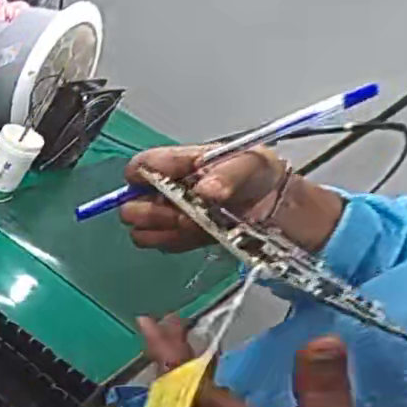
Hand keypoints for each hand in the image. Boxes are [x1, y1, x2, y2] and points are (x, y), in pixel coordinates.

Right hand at [121, 145, 344, 254]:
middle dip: (154, 211)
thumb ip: (228, 173)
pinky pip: (153, 242)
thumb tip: (204, 191)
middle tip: (184, 211)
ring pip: (138, 227)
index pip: (138, 167)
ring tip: (194, 222)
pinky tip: (195, 234)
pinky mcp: (168, 237)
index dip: (141, 177)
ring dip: (165, 228)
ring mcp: (162, 215)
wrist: (276, 209)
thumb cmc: (260, 177)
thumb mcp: (252, 163)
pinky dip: (172, 240)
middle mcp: (161, 190)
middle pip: (130, 204)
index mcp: (175, 164)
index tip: (163, 187)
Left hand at [138, 316, 392, 406]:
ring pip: (187, 404)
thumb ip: (321, 386)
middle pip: (179, 387)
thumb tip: (320, 338)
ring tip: (184, 344)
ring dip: (183, 372)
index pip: (185, 378)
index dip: (166, 348)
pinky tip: (211, 389)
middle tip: (166, 321)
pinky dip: (199, 393)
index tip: (149, 322)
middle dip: (171, 353)